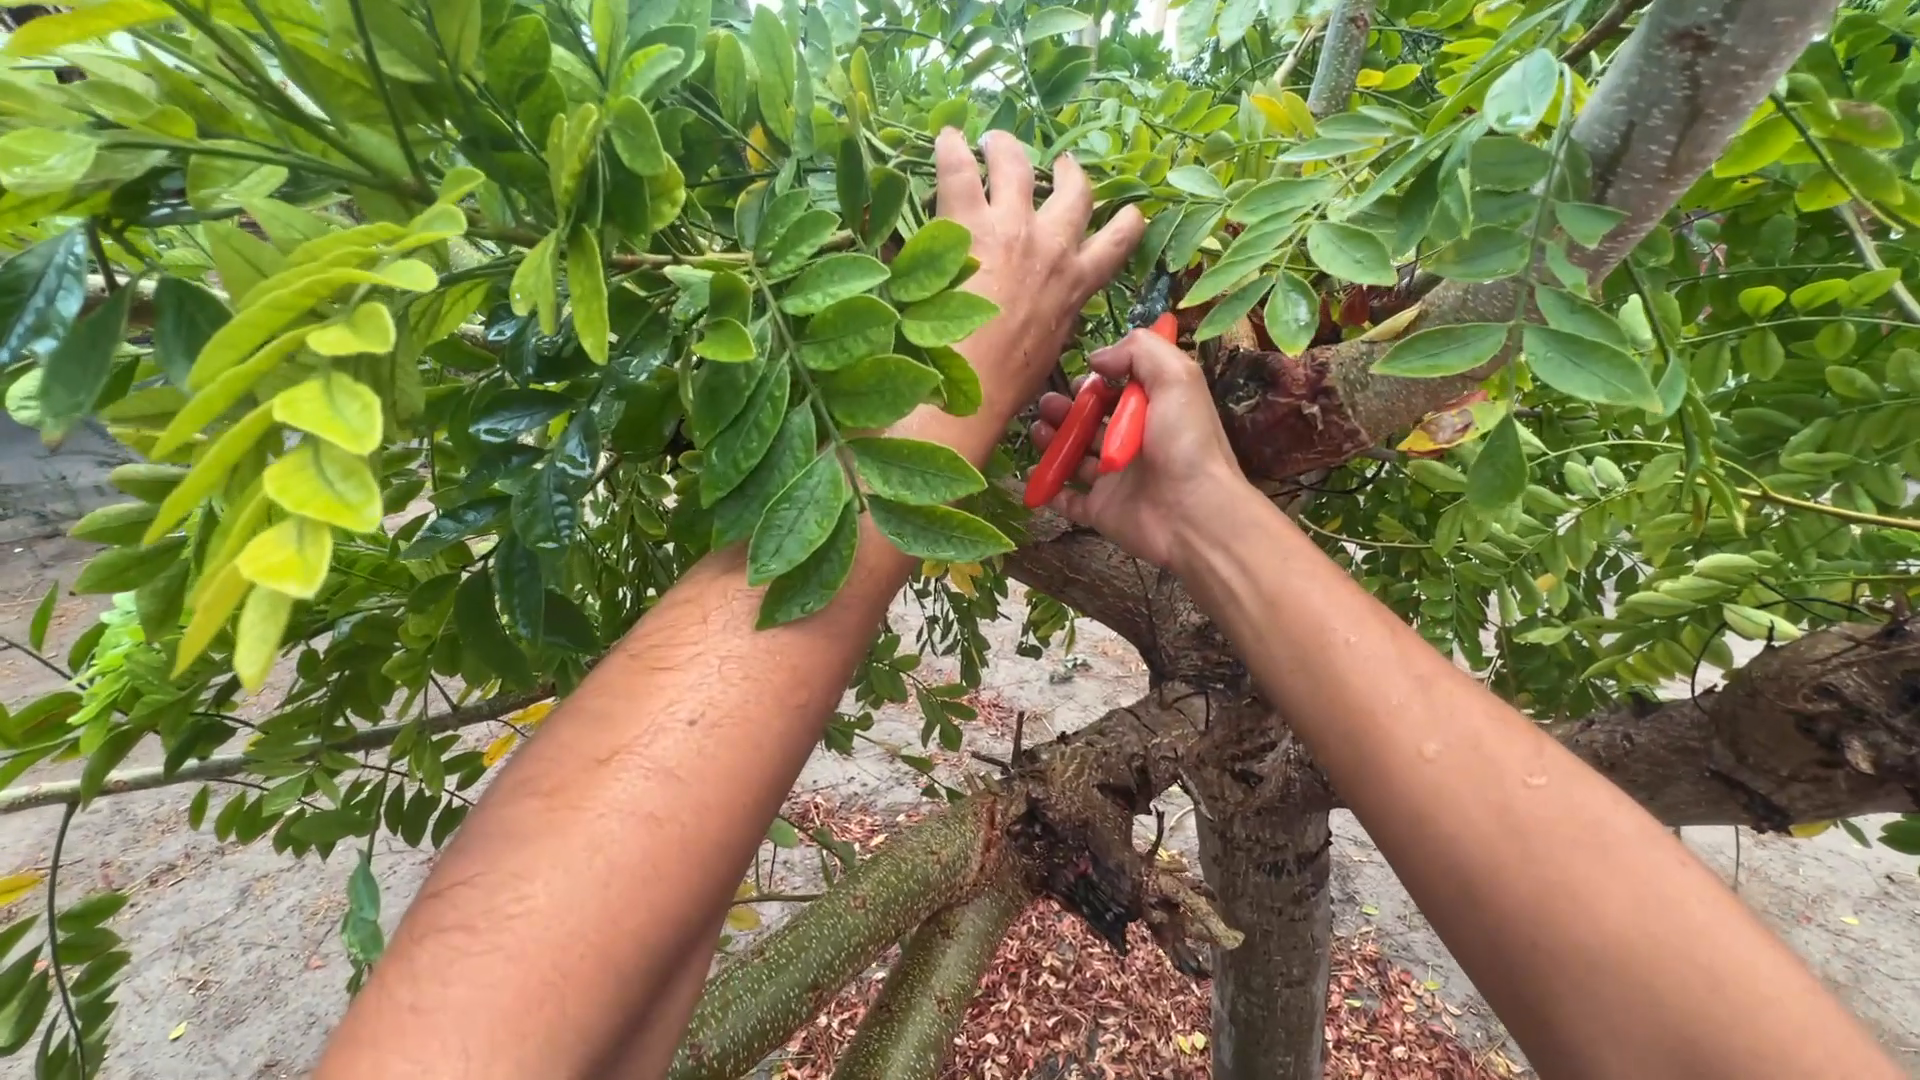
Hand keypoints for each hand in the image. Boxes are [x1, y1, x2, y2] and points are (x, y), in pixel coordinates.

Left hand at [925, 128, 1143, 441]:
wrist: (974, 390)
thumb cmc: (1008, 386)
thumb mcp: (1049, 351)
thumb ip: (1052, 319)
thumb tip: (1042, 315)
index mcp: (1076, 285)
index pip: (1119, 242)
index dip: (1126, 222)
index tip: (1127, 212)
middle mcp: (1053, 247)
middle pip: (1076, 192)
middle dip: (1070, 172)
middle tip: (1060, 163)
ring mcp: (1013, 229)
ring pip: (1019, 164)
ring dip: (1009, 148)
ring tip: (994, 140)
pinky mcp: (969, 223)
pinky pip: (959, 169)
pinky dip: (952, 149)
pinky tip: (947, 138)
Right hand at [1030, 328, 1249, 567]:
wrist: (1192, 512)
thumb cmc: (1185, 442)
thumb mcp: (1176, 377)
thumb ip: (1140, 351)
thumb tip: (1097, 358)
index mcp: (1152, 414)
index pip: (1119, 393)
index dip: (1098, 384)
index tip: (1083, 381)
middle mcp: (1132, 446)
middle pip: (1090, 423)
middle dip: (1065, 410)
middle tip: (1048, 405)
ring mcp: (1114, 480)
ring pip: (1074, 458)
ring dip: (1053, 443)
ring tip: (1037, 430)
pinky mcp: (1100, 510)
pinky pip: (1067, 500)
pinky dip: (1048, 489)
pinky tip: (1032, 475)